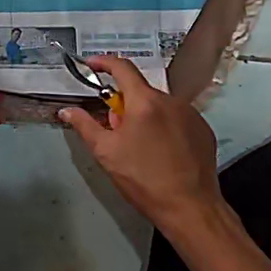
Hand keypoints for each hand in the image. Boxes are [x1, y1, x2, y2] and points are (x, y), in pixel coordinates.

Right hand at [57, 56, 221, 229]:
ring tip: (140, 146)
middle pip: (140, 91)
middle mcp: (171, 101)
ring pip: (159, 105)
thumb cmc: (143, 179)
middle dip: (124, 104)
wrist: (190, 208)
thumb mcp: (105, 152)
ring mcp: (191, 115)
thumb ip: (84, 125)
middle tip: (116, 131)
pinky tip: (161, 151)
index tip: (92, 65)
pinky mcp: (204, 130)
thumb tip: (67, 111)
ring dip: (145, 115)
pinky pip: (177, 118)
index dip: (104, 62)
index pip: (122, 68)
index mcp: (145, 102)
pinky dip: (164, 126)